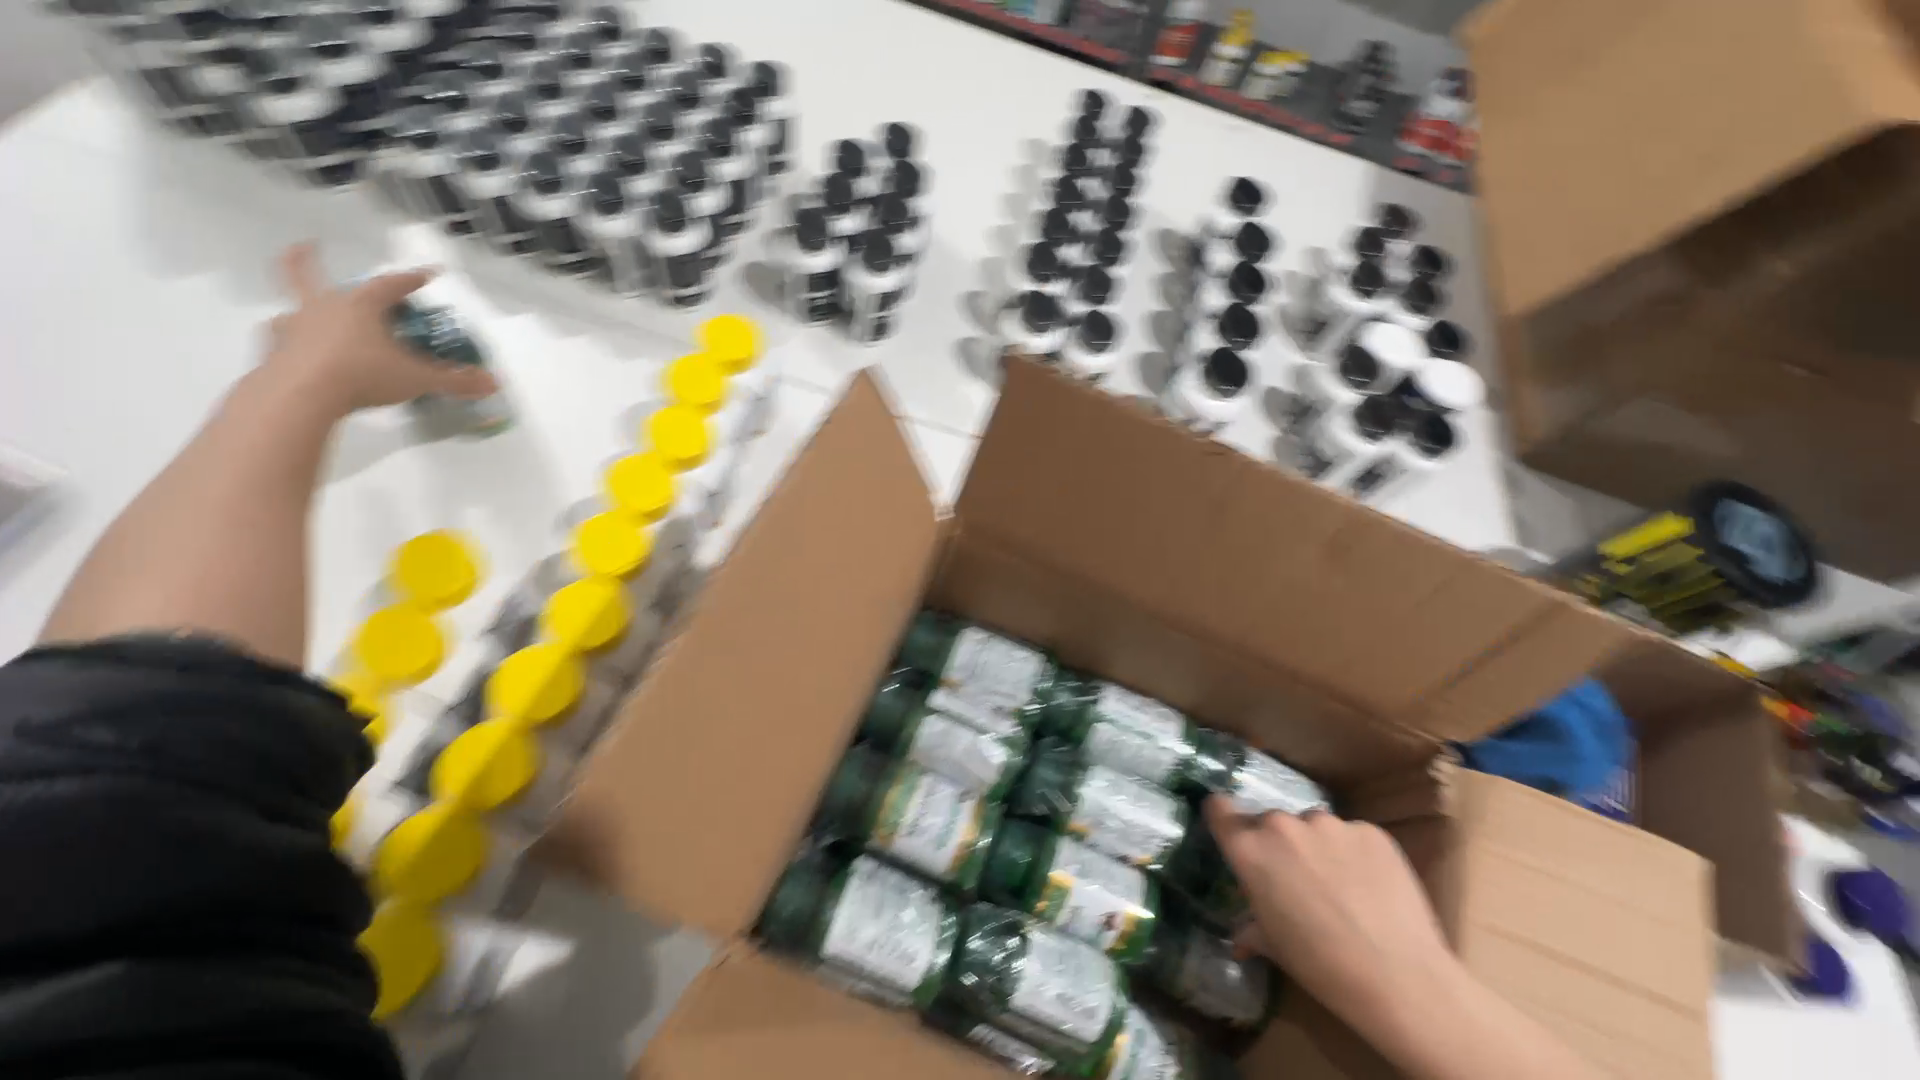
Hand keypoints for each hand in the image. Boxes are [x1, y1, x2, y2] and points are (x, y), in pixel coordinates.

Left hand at [260, 243, 498, 417]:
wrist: (299, 396)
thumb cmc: (362, 375)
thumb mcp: (417, 379)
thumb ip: (454, 381)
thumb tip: (493, 384)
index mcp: (360, 305)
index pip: (392, 285)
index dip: (413, 279)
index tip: (429, 274)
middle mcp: (323, 307)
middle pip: (310, 274)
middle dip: (309, 259)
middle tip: (308, 244)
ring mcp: (293, 327)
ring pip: (296, 308)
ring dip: (303, 308)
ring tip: (310, 317)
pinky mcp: (273, 351)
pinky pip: (281, 340)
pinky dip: (290, 342)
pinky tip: (296, 352)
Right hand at [1206, 797, 1459, 1022]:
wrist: (1398, 977)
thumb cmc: (1319, 964)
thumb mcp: (1273, 946)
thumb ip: (1251, 927)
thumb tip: (1241, 939)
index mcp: (1249, 849)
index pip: (1219, 809)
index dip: (1224, 818)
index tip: (1233, 833)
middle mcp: (1283, 826)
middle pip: (1271, 822)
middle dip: (1278, 845)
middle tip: (1296, 879)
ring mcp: (1330, 824)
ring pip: (1313, 827)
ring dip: (1318, 847)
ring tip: (1340, 886)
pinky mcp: (1371, 831)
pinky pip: (1352, 836)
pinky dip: (1354, 854)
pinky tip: (1370, 888)